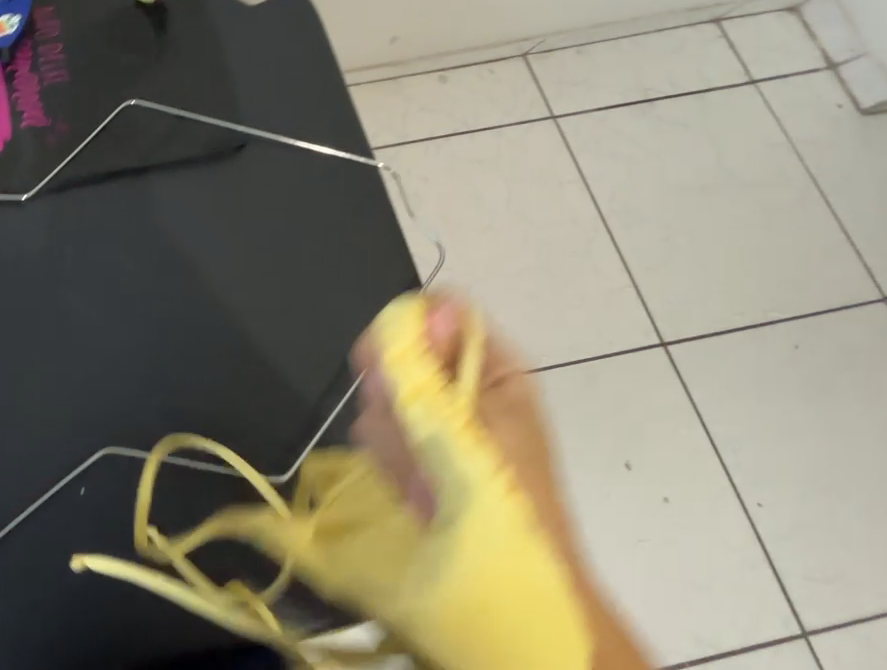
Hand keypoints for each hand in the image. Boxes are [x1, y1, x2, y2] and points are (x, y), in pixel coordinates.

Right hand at [349, 293, 575, 555]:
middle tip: (412, 434)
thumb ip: (441, 367)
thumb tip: (434, 306)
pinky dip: (391, 459)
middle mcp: (462, 383)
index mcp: (492, 367)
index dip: (407, 326)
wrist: (508, 581)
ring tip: (422, 477)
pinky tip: (413, 487)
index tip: (386, 361)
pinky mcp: (417, 447)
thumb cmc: (505, 499)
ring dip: (394, 436)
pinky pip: (378, 430)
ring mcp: (438, 416)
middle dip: (396, 396)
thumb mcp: (475, 426)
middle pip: (400, 351)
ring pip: (383, 393)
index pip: (440, 310)